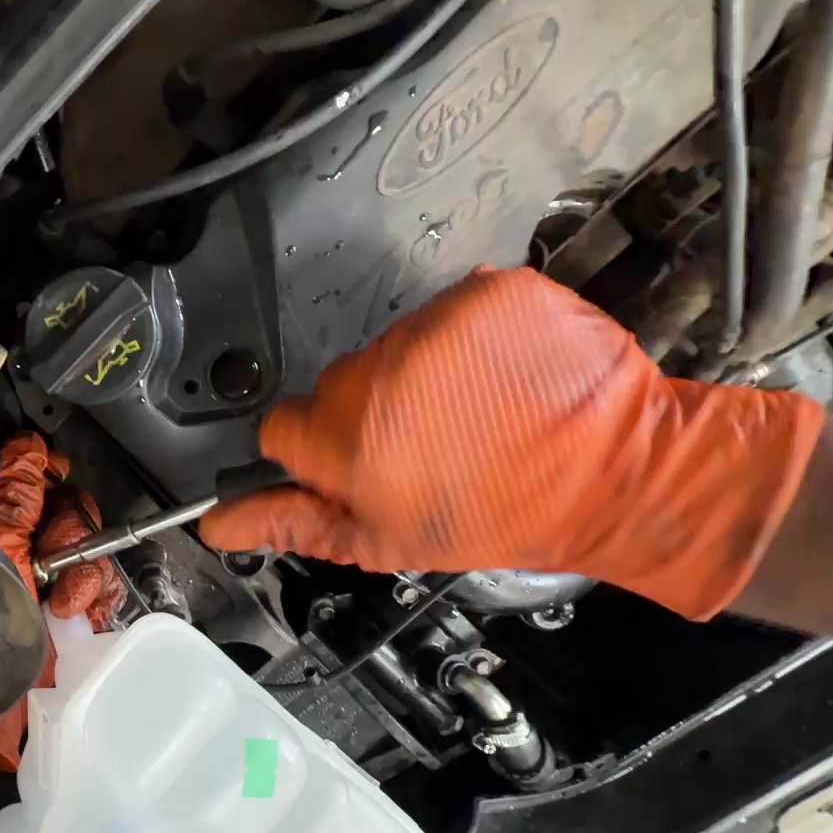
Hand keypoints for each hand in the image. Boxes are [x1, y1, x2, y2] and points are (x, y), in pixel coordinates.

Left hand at [0, 433, 124, 767]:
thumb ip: (12, 495)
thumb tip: (26, 447)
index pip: (33, 484)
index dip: (47, 473)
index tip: (53, 468)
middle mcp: (24, 554)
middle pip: (71, 513)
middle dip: (72, 529)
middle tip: (53, 555)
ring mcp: (51, 588)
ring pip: (93, 551)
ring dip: (86, 573)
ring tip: (61, 603)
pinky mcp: (74, 621)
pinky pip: (104, 591)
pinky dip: (98, 599)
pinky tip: (77, 618)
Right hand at [201, 266, 825, 618]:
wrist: (618, 469)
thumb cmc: (493, 514)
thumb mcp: (380, 540)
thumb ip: (288, 522)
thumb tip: (215, 524)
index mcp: (345, 439)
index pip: (283, 425)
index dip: (315, 449)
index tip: (357, 461)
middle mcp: (376, 372)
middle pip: (334, 384)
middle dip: (363, 414)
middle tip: (422, 445)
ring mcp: (434, 325)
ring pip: (386, 348)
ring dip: (412, 377)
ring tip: (466, 414)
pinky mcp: (485, 293)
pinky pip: (443, 314)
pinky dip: (460, 341)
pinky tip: (493, 377)